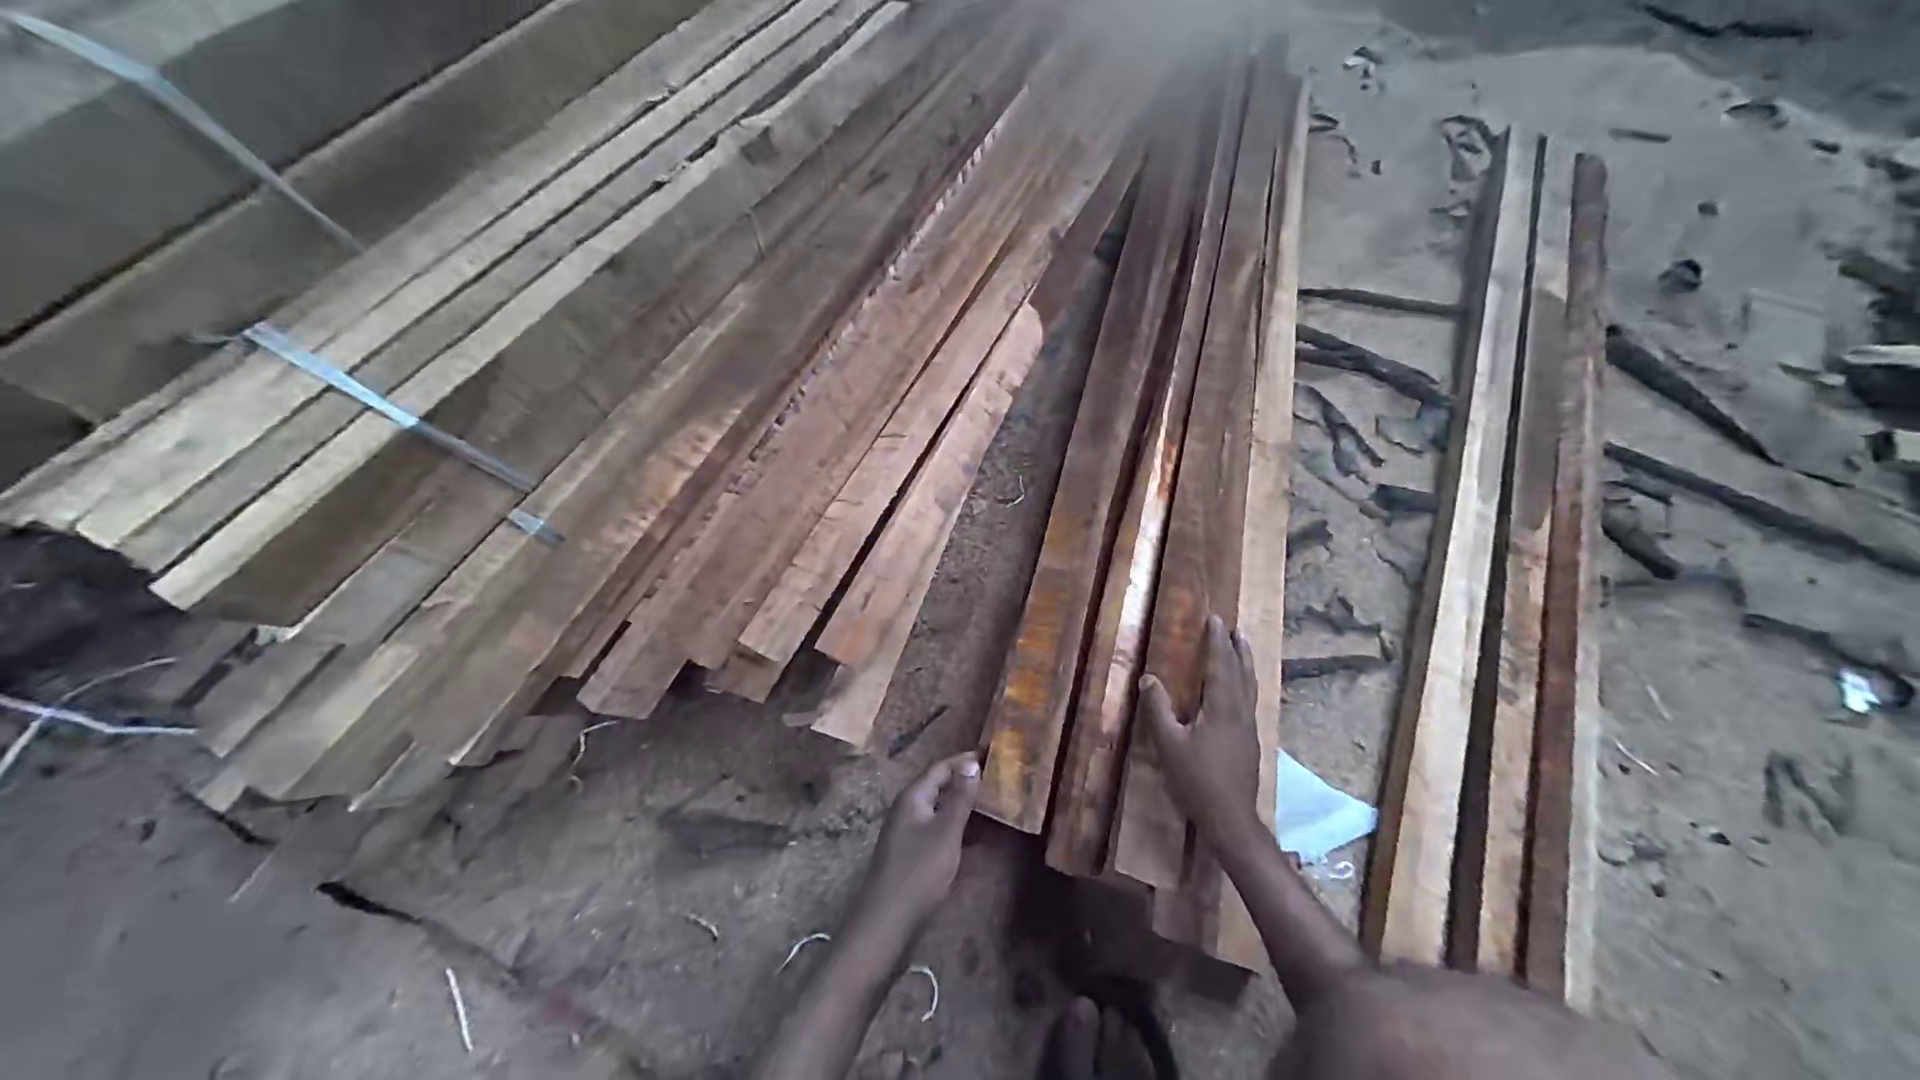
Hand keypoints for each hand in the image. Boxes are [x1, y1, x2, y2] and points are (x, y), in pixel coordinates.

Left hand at [850, 752, 979, 941]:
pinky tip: (974, 833)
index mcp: (912, 797)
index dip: (965, 760)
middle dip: (964, 778)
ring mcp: (907, 832)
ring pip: (938, 807)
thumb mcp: (945, 832)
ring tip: (990, 799)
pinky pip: (937, 826)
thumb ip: (959, 798)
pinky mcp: (911, 853)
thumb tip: (971, 763)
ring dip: (961, 801)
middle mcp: (907, 809)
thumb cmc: (919, 872)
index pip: (940, 768)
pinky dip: (956, 823)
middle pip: (937, 784)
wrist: (887, 922)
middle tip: (996, 775)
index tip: (992, 753)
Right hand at [1139, 615, 1261, 846]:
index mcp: (1222, 708)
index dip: (1217, 642)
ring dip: (1245, 665)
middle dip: (1237, 649)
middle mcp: (1240, 713)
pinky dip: (1245, 684)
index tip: (1216, 620)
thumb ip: (1158, 709)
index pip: (1220, 666)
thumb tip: (1148, 678)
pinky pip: (1249, 701)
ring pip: (1250, 688)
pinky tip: (1240, 691)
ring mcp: (1249, 728)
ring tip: (1243, 649)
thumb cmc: (1197, 779)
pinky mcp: (1250, 742)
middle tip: (1235, 628)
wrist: (1231, 818)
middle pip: (1242, 673)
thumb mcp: (1169, 744)